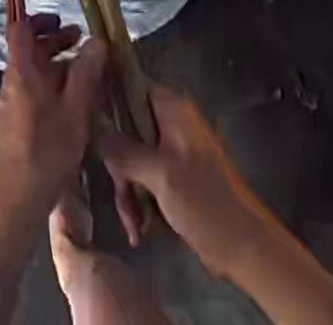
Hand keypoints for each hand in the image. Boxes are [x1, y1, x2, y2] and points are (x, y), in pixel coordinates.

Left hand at [0, 14, 108, 212]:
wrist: (20, 193)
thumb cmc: (48, 147)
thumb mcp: (75, 109)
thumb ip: (86, 73)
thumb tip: (97, 41)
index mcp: (21, 71)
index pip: (20, 29)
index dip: (39, 19)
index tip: (62, 18)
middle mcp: (12, 80)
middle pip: (28, 48)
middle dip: (54, 39)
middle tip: (80, 38)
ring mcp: (13, 99)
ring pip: (34, 69)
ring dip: (57, 62)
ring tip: (85, 67)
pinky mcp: (18, 117)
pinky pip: (34, 87)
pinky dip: (53, 82)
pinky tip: (75, 96)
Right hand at [98, 81, 271, 270]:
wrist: (250, 252)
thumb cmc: (208, 204)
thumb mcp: (158, 174)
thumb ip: (120, 147)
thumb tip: (88, 122)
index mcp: (171, 107)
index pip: (125, 81)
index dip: (101, 95)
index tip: (82, 115)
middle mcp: (169, 120)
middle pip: (121, 122)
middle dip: (116, 160)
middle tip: (120, 189)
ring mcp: (170, 147)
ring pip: (128, 151)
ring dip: (126, 185)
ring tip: (133, 219)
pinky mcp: (171, 172)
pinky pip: (140, 173)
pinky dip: (137, 197)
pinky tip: (138, 225)